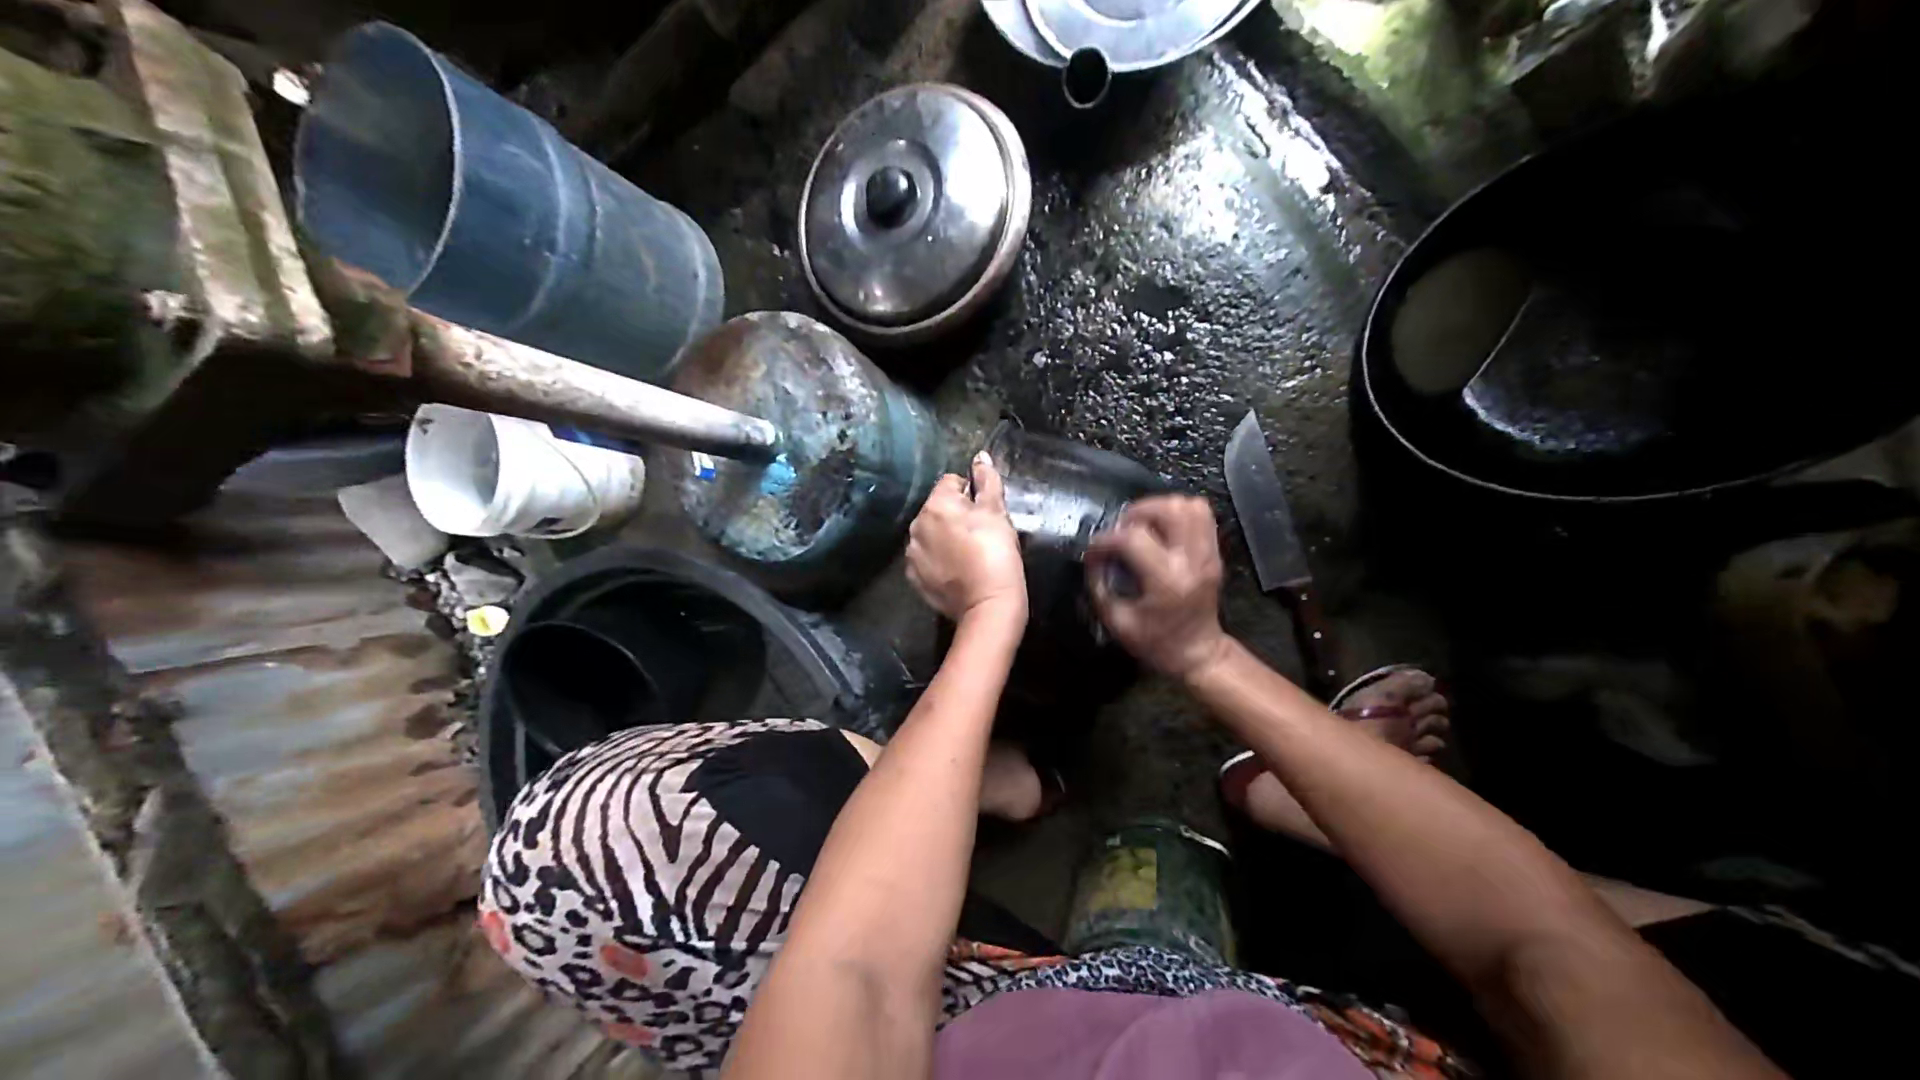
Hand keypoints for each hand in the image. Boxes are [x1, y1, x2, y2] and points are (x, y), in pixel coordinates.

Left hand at [905, 451, 1027, 624]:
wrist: (988, 604)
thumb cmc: (996, 552)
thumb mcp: (997, 512)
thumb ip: (987, 481)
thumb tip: (980, 456)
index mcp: (935, 504)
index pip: (951, 482)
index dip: (971, 493)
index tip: (986, 512)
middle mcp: (916, 525)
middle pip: (938, 508)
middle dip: (956, 516)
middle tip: (981, 534)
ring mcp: (912, 554)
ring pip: (930, 534)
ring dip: (945, 537)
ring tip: (970, 554)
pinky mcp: (914, 578)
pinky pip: (926, 558)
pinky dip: (939, 560)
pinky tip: (958, 570)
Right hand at [1086, 495, 1227, 677]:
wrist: (1198, 653)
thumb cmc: (1155, 643)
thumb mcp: (1117, 620)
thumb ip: (1100, 584)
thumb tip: (1093, 557)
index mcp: (1167, 580)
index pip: (1132, 538)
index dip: (1106, 540)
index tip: (1094, 550)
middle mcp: (1192, 560)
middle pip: (1169, 509)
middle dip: (1138, 513)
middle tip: (1122, 530)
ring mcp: (1208, 554)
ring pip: (1190, 506)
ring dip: (1160, 509)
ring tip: (1142, 527)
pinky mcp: (1214, 553)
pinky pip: (1202, 515)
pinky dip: (1178, 515)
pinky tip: (1161, 531)